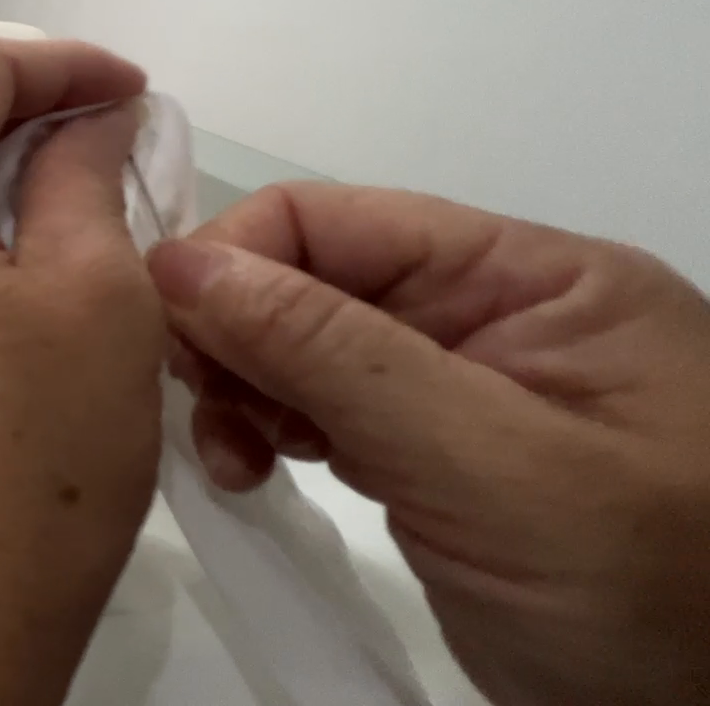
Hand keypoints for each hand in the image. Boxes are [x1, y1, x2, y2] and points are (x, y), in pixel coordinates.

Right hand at [147, 184, 709, 705]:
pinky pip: (295, 397)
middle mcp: (473, 306)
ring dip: (231, 389)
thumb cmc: (645, 599)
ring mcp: (438, 375)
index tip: (172, 338)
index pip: (320, 218)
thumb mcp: (481, 463)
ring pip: (277, 338)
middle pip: (289, 275)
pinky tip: (249, 469)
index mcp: (521, 275)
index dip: (228, 262)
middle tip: (202, 407)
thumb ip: (325, 349)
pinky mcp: (406, 435)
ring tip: (229, 457)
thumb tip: (174, 262)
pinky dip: (252, 426)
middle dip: (226, 337)